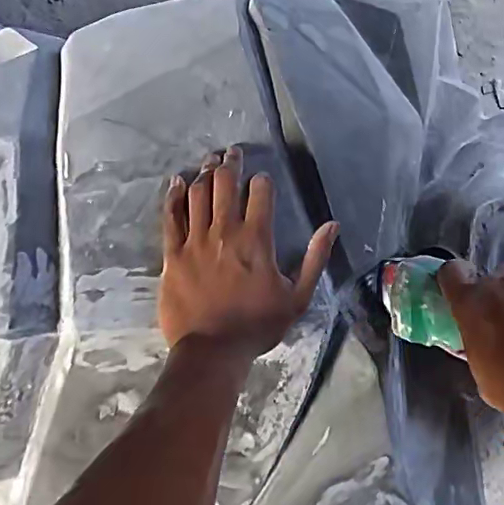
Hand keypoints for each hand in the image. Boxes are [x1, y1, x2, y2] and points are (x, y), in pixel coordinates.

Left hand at [159, 147, 336, 359]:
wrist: (212, 351)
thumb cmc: (257, 325)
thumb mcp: (297, 297)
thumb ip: (315, 259)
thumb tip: (332, 225)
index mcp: (256, 239)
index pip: (260, 192)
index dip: (262, 180)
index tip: (262, 180)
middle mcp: (224, 231)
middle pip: (225, 183)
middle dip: (230, 163)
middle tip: (231, 153)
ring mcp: (195, 240)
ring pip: (198, 194)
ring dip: (204, 172)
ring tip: (209, 161)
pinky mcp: (173, 253)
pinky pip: (171, 216)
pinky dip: (174, 196)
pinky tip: (177, 181)